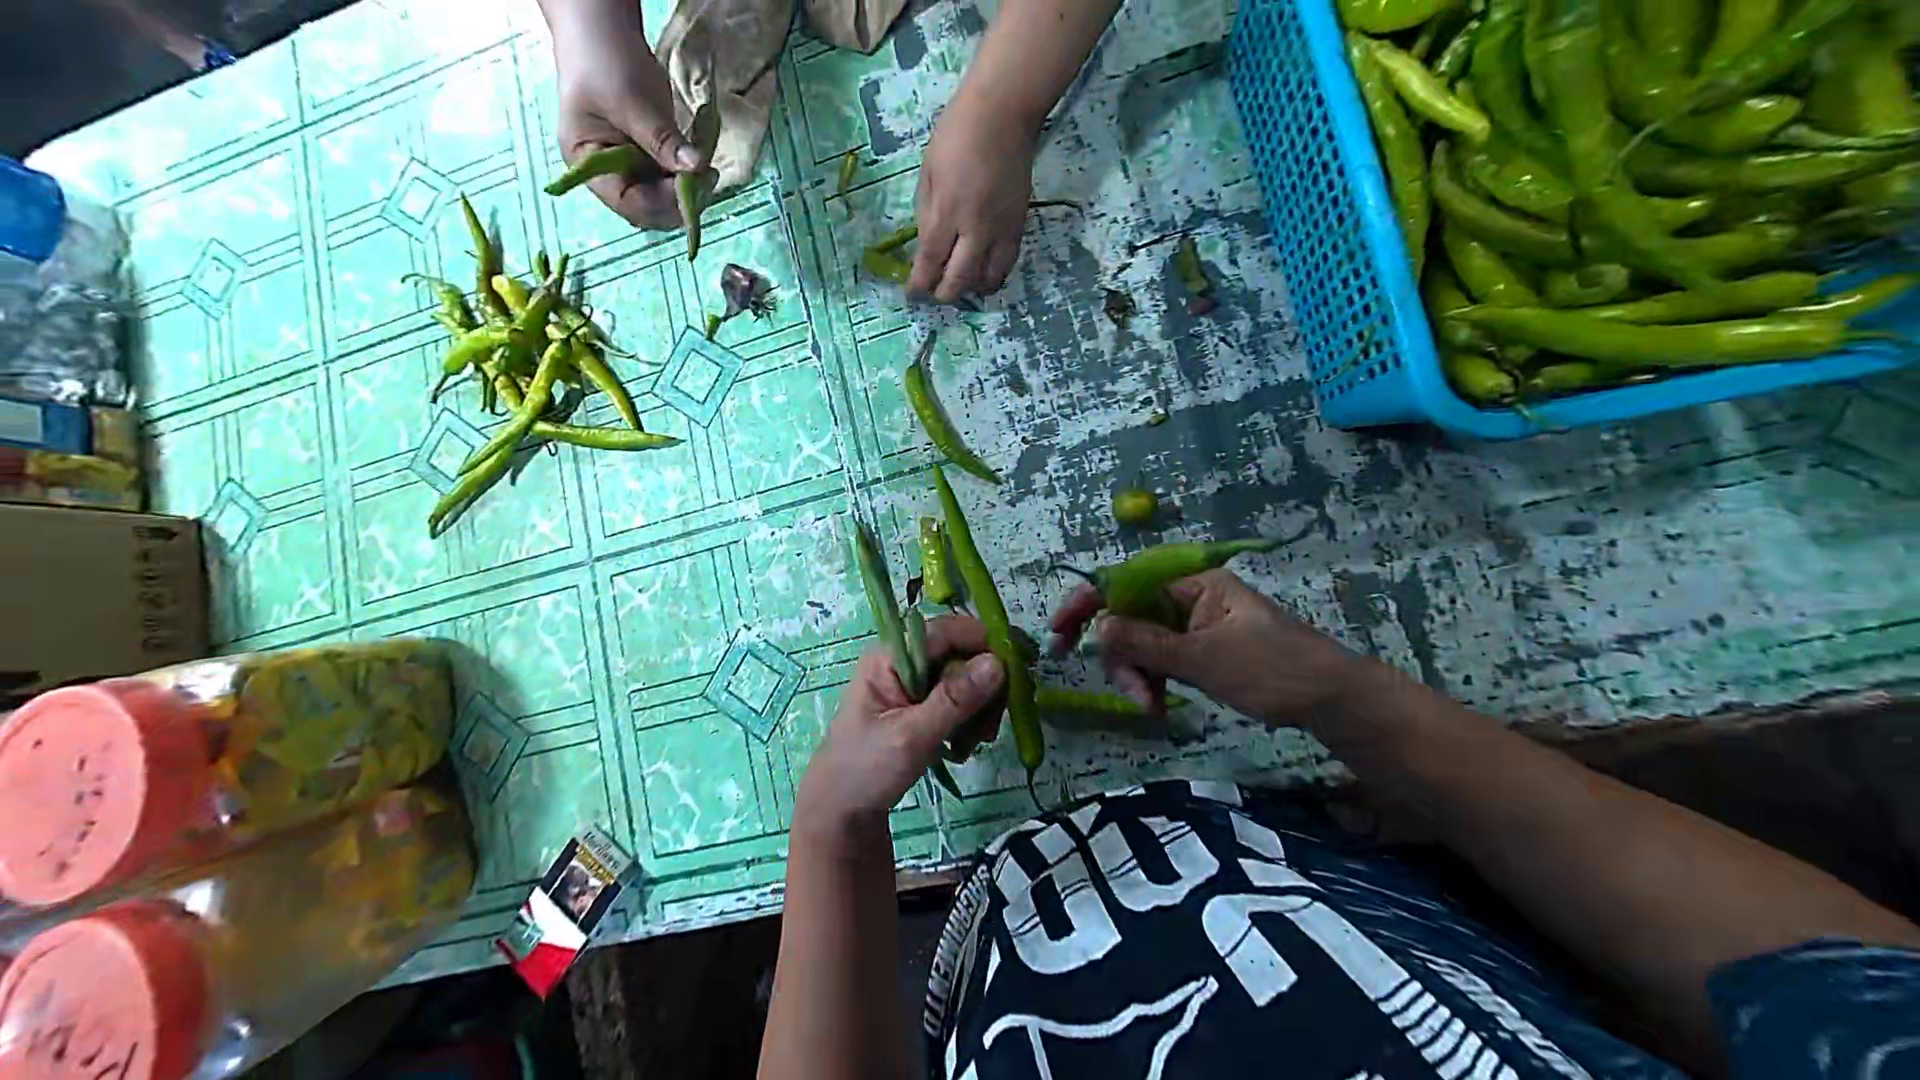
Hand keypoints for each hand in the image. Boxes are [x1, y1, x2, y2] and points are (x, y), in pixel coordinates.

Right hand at [549, 10, 701, 228]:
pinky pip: (673, 180)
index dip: (660, 204)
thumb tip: (695, 167)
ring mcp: (631, 167)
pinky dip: (690, 179)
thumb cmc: (602, 59)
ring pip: (665, 198)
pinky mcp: (650, 158)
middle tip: (706, 181)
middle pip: (649, 208)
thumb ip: (661, 139)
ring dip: (689, 193)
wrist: (603, 27)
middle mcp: (609, 173)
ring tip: (709, 174)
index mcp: (588, 164)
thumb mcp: (629, 101)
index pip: (627, 203)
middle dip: (678, 202)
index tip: (689, 188)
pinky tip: (704, 168)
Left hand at [795, 616, 1005, 832]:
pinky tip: (966, 745)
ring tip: (976, 742)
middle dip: (985, 686)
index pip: (947, 631)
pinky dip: (971, 719)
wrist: (842, 810)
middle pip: (962, 653)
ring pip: (966, 677)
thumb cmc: (866, 770)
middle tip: (990, 726)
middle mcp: (904, 660)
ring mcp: (914, 682)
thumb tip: (998, 663)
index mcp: (891, 656)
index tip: (1017, 671)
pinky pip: (960, 698)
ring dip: (981, 706)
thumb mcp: (911, 736)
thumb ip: (954, 700)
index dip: (984, 643)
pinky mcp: (922, 703)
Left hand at [909, 89, 1036, 303]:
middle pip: (960, 279)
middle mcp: (976, 228)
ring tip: (960, 284)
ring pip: (987, 279)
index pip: (930, 261)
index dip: (919, 283)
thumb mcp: (928, 173)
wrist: (1004, 114)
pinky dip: (992, 276)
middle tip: (935, 293)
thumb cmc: (957, 135)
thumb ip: (926, 215)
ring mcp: (1001, 230)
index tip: (912, 293)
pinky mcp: (1019, 227)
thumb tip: (927, 249)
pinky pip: (1006, 264)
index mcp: (948, 211)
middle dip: (944, 293)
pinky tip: (982, 273)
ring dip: (970, 288)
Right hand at [1049, 569, 1367, 724]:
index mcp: (1192, 583)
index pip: (1126, 582)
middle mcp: (1188, 598)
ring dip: (1137, 674)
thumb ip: (1146, 642)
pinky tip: (1158, 704)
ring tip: (1151, 707)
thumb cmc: (1273, 669)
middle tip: (1130, 694)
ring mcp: (1193, 625)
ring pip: (1141, 642)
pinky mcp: (1199, 651)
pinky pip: (1159, 659)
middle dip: (1120, 655)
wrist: (1333, 702)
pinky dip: (1152, 680)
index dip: (1088, 602)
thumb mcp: (1204, 657)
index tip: (1060, 632)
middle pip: (1130, 616)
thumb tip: (1097, 627)